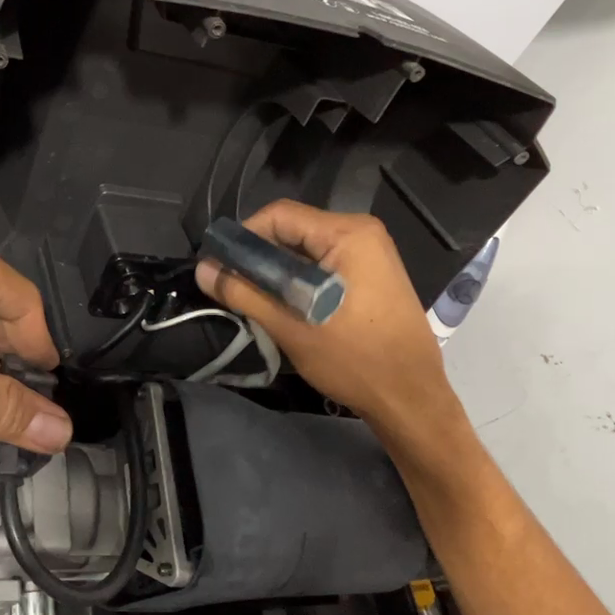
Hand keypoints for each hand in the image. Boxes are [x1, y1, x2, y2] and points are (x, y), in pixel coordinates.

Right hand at [196, 200, 467, 453]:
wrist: (412, 399)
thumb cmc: (355, 360)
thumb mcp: (291, 327)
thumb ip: (244, 293)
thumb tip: (202, 270)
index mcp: (348, 235)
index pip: (279, 215)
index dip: (241, 237)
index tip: (217, 265)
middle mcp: (361, 233)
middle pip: (292, 230)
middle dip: (256, 256)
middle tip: (229, 285)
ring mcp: (369, 255)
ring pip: (305, 251)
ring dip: (275, 272)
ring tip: (250, 299)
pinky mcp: (370, 276)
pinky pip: (322, 265)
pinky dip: (297, 281)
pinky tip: (281, 307)